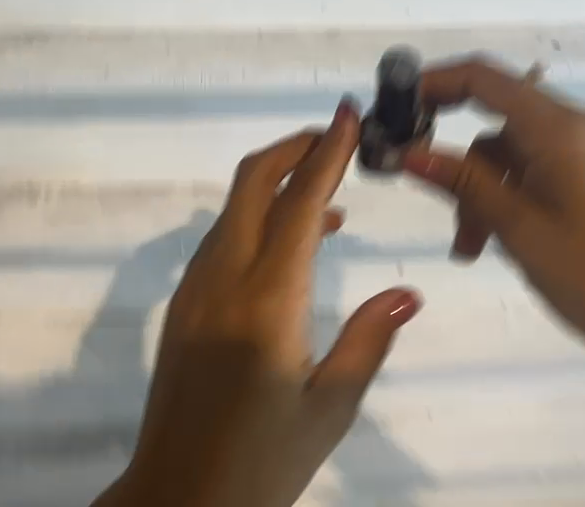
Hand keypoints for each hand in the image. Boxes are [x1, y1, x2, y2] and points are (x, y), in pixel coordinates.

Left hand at [96, 100, 422, 506]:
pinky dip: (259, 215)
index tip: (347, 115)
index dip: (326, 153)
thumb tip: (408, 292)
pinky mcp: (184, 301)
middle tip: (337, 138)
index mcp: (268, 301)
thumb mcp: (330, 410)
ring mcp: (196, 286)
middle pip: (253, 181)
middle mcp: (224, 277)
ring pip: (235, 206)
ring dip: (277, 180)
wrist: (176, 497)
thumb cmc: (263, 461)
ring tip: (329, 189)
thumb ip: (368, 341)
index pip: (300, 204)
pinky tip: (292, 241)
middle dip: (294, 147)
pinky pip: (224, 235)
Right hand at [401, 59, 584, 383]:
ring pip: (508, 154)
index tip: (392, 110)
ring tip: (470, 248)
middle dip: (455, 159)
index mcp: (557, 127)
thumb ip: (461, 181)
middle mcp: (574, 127)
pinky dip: (507, 199)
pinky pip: (534, 172)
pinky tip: (498, 242)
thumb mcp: (518, 229)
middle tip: (425, 196)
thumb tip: (405, 150)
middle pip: (492, 120)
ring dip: (480, 191)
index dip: (431, 83)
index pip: (481, 77)